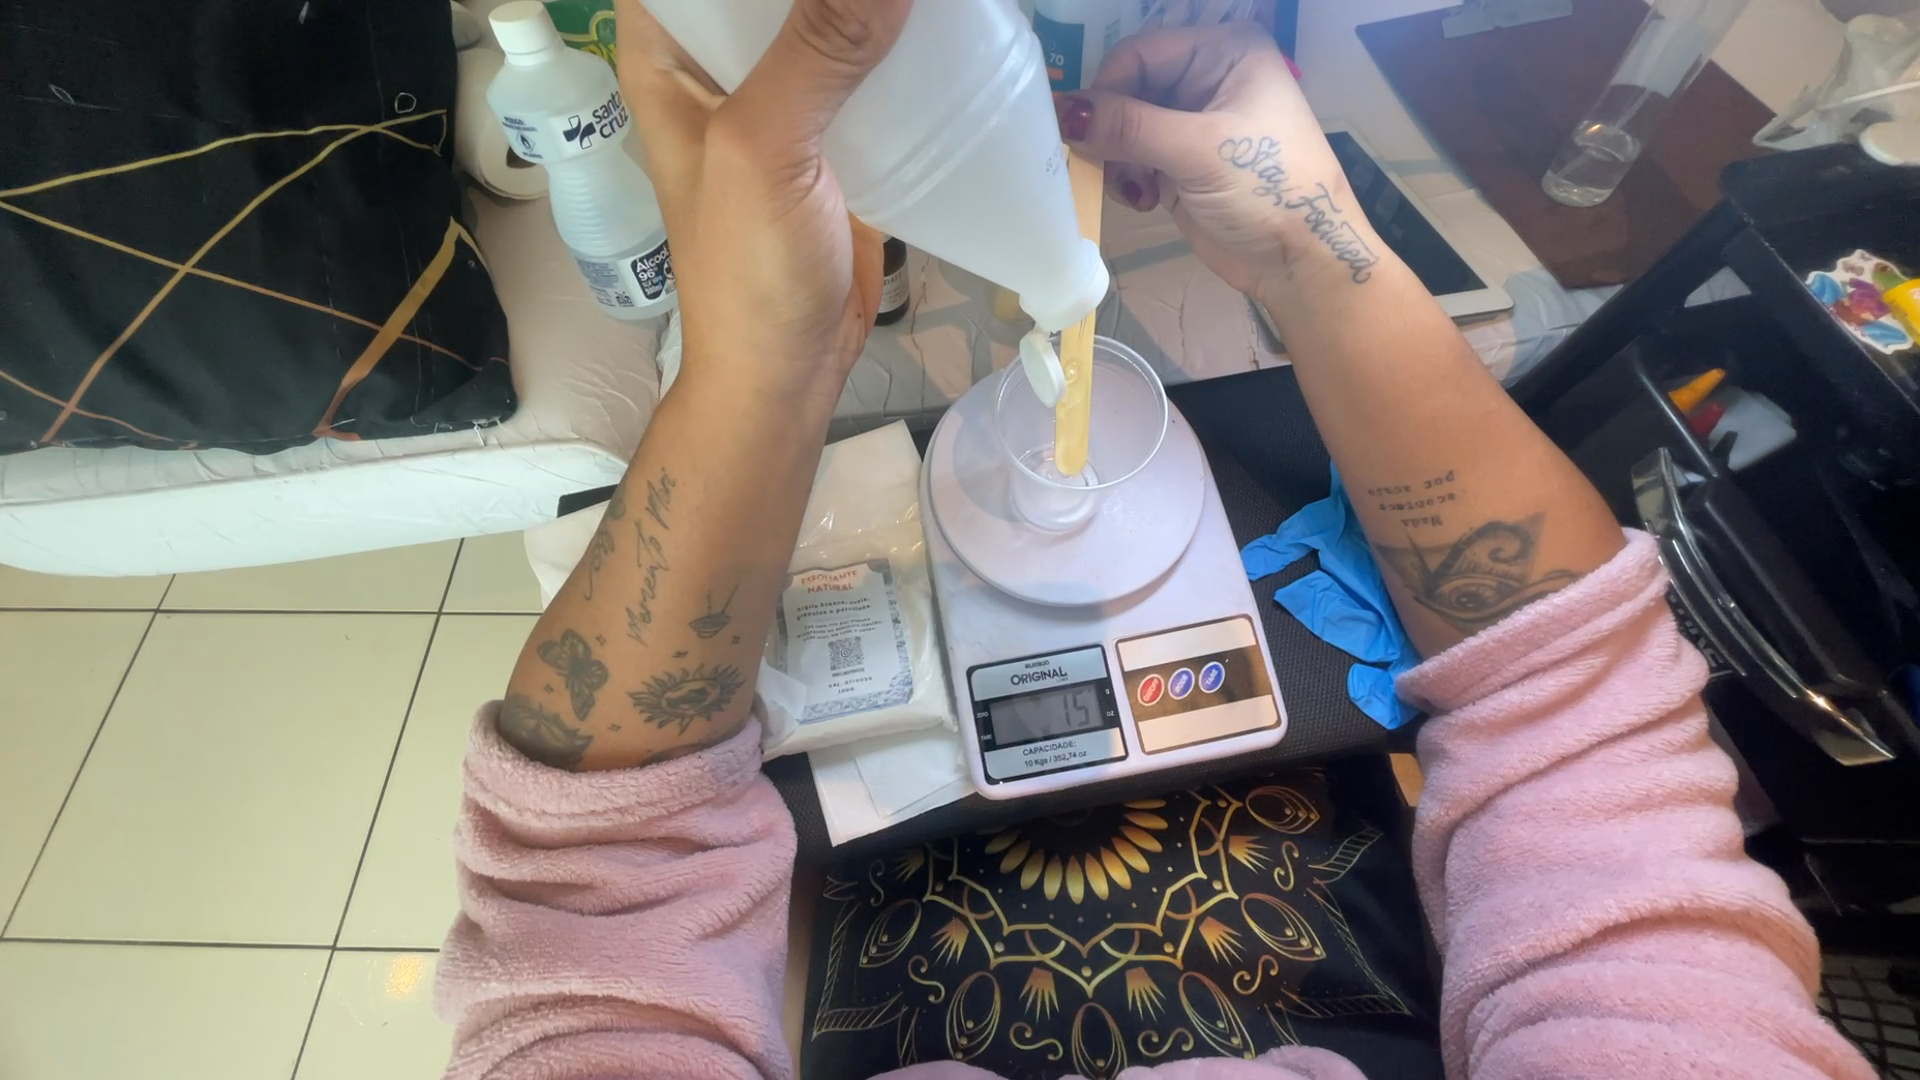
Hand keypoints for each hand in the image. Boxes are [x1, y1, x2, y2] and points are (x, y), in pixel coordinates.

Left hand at [617, 0, 907, 404]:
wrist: (789, 367)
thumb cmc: (747, 269)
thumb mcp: (765, 149)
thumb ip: (819, 49)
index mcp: (670, 50)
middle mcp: (723, 65)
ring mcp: (785, 106)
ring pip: (827, 22)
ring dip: (873, 5)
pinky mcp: (837, 146)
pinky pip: (866, 78)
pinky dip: (899, 54)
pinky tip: (940, 31)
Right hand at [1056, 24, 1377, 300]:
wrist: (1296, 259)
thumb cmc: (1267, 189)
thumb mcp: (1199, 151)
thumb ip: (1130, 128)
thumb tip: (1063, 112)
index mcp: (1222, 51)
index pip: (1140, 54)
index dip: (1105, 89)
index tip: (1079, 132)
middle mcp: (1204, 80)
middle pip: (1127, 92)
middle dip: (1109, 131)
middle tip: (1101, 167)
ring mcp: (1189, 128)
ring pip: (1124, 131)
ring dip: (1116, 161)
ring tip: (1132, 189)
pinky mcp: (1178, 169)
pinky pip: (1132, 163)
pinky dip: (1126, 181)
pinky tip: (1142, 201)